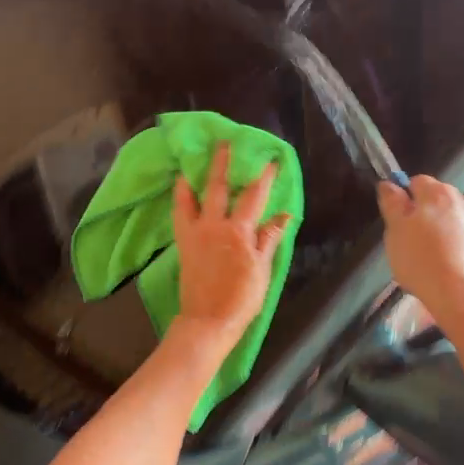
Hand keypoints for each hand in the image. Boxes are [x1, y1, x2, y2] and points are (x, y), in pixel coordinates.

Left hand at [172, 145, 288, 349]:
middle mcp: (214, 226)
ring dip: (195, 177)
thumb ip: (269, 239)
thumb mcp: (262, 269)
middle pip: (219, 188)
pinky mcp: (184, 244)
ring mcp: (196, 234)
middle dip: (223, 164)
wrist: (208, 321)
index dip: (263, 176)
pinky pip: (180, 215)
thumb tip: (283, 214)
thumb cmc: (241, 299)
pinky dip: (181, 199)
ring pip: (194, 198)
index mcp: (238, 231)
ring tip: (191, 161)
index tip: (270, 159)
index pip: (254, 196)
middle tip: (224, 143)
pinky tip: (181, 190)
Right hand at [377, 175, 463, 331]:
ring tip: (427, 257)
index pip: (416, 182)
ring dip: (438, 230)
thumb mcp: (395, 230)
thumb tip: (389, 184)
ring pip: (449, 219)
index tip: (396, 222)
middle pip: (435, 200)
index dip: (403, 200)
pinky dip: (451, 246)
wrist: (461, 295)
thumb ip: (392, 203)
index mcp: (438, 192)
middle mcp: (462, 200)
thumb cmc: (421, 259)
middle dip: (422, 214)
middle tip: (408, 241)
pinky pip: (461, 238)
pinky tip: (443, 266)